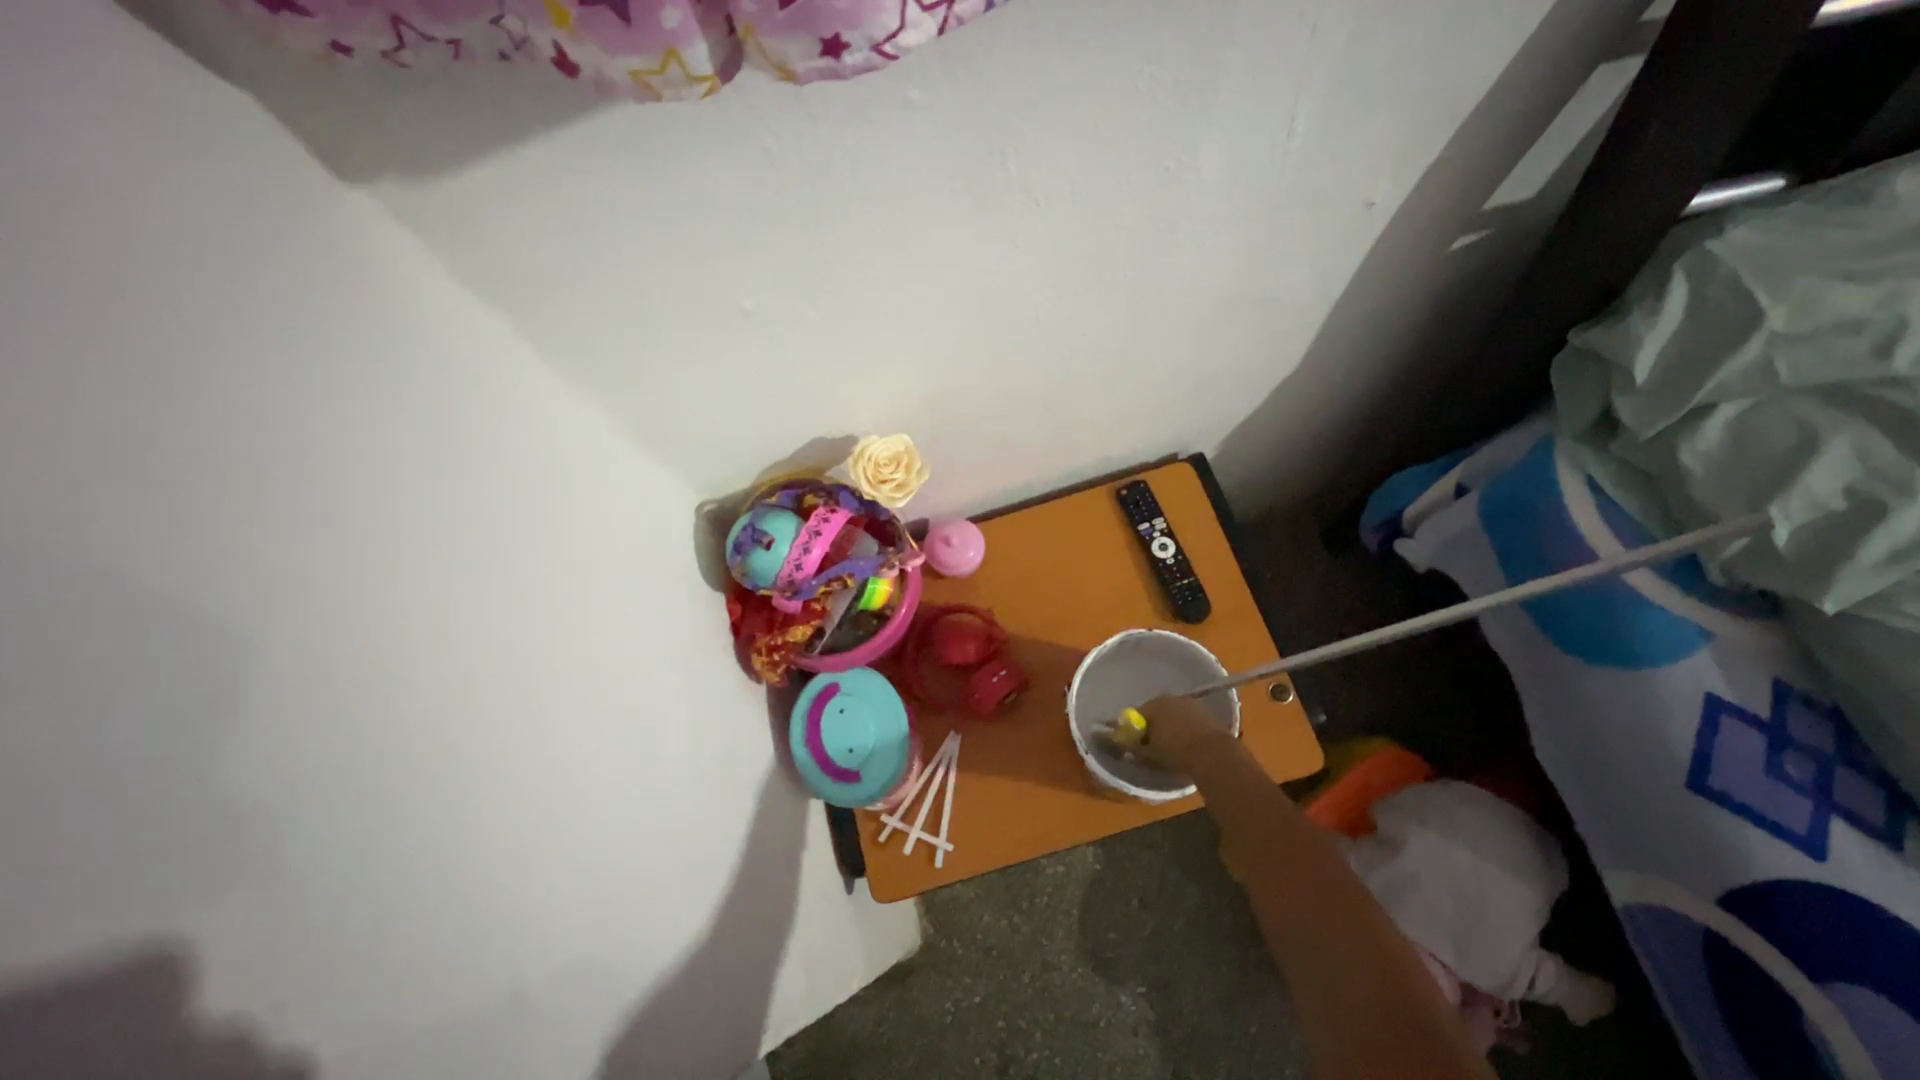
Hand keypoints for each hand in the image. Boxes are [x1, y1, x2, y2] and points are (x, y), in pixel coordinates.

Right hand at [1096, 695, 1230, 771]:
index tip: (1137, 742)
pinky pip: (1190, 717)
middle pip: (1156, 710)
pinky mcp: (1207, 711)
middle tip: (1155, 742)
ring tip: (1174, 742)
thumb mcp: (1149, 754)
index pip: (1136, 714)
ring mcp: (1190, 702)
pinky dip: (1187, 725)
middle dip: (1154, 724)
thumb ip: (1135, 747)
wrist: (1213, 754)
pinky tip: (1189, 740)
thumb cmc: (1176, 752)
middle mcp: (1170, 698)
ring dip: (1172, 724)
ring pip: (1175, 713)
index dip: (1135, 729)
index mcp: (1152, 706)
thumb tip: (1126, 744)